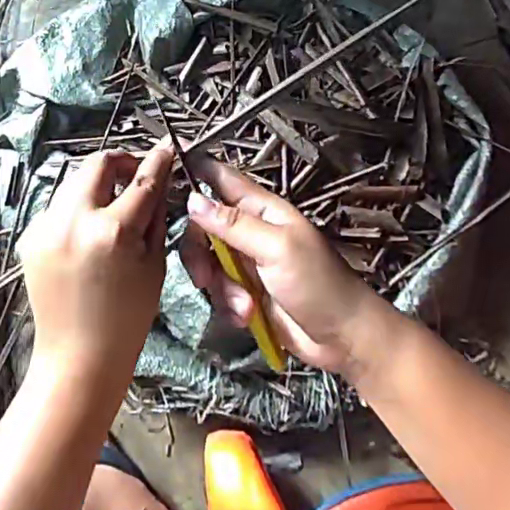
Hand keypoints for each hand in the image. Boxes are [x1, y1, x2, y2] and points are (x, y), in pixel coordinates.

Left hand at [16, 144, 173, 379]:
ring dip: (98, 184)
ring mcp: (45, 227)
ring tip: (114, 204)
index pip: (141, 179)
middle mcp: (73, 221)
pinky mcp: (30, 236)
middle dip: (121, 162)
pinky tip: (89, 231)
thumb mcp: (154, 265)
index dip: (157, 160)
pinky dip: (77, 208)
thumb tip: (159, 181)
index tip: (164, 150)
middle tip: (136, 175)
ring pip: (75, 181)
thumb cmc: (126, 320)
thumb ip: (154, 216)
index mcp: (112, 232)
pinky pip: (59, 207)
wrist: (78, 357)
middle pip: (98, 163)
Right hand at [180, 156, 401, 376]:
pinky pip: (218, 290)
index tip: (165, 171)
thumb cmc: (319, 284)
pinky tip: (247, 316)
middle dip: (199, 253)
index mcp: (261, 209)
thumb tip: (193, 199)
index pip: (220, 178)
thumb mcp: (277, 248)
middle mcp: (249, 231)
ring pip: (207, 262)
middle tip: (206, 276)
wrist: (343, 339)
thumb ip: (233, 224)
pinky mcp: (244, 291)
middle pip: (202, 226)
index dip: (194, 170)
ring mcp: (246, 262)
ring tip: (244, 305)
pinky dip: (228, 305)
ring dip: (219, 287)